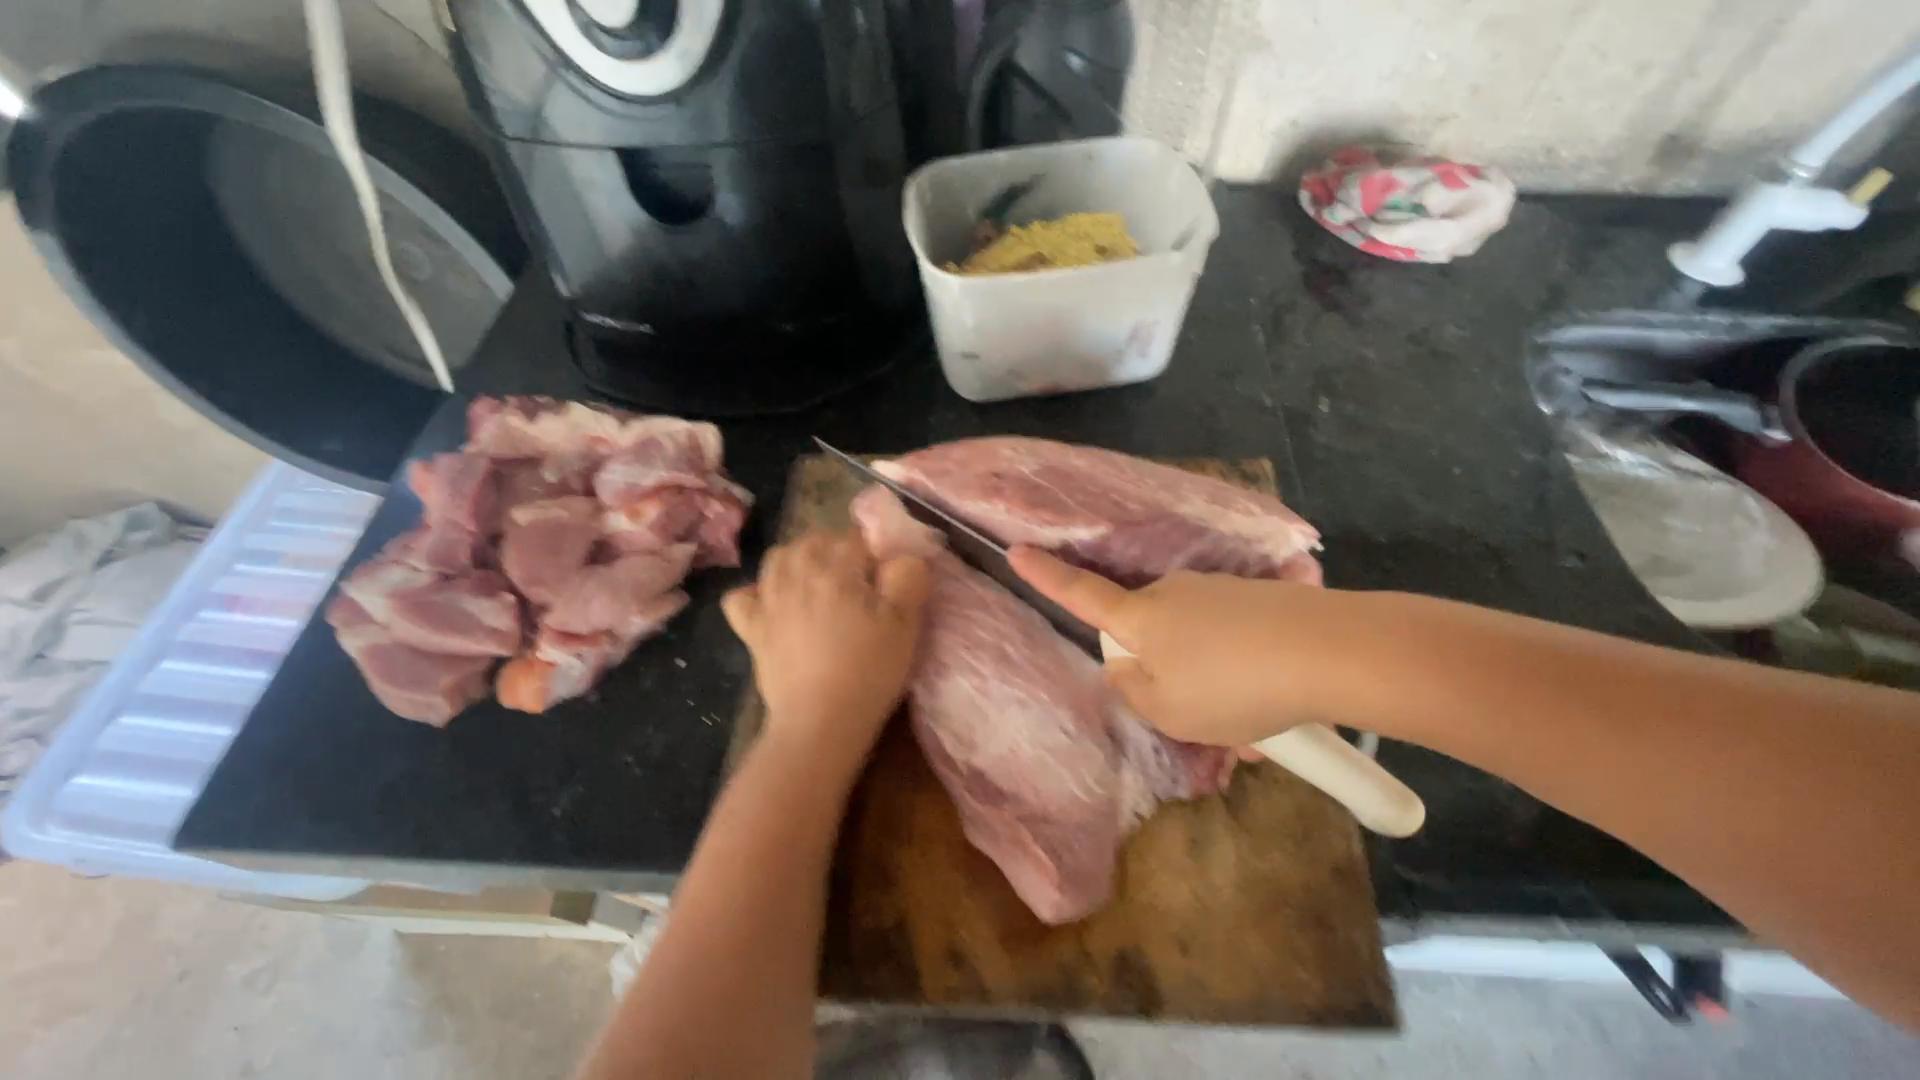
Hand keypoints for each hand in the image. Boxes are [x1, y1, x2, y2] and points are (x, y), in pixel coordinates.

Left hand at [722, 531, 929, 769]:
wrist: (821, 720)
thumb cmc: (869, 669)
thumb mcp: (906, 621)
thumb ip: (907, 576)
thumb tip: (902, 556)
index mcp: (836, 564)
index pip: (857, 536)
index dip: (875, 555)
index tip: (887, 584)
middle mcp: (796, 571)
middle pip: (816, 540)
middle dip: (838, 553)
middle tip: (859, 589)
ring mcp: (768, 599)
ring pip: (779, 558)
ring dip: (799, 563)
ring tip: (820, 589)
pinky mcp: (751, 629)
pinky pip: (742, 597)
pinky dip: (756, 595)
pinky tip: (773, 607)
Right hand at [1009, 547, 1346, 746]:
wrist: (1331, 651)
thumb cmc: (1233, 686)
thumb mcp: (1169, 711)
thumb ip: (1134, 691)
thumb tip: (1127, 670)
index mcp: (1142, 619)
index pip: (1082, 595)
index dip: (1046, 577)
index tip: (1016, 550)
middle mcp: (1175, 593)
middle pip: (1152, 634)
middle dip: (1169, 674)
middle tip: (1204, 722)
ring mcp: (1221, 591)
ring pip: (1200, 645)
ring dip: (1215, 684)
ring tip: (1253, 729)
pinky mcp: (1260, 598)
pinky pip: (1236, 643)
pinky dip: (1245, 674)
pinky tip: (1277, 706)